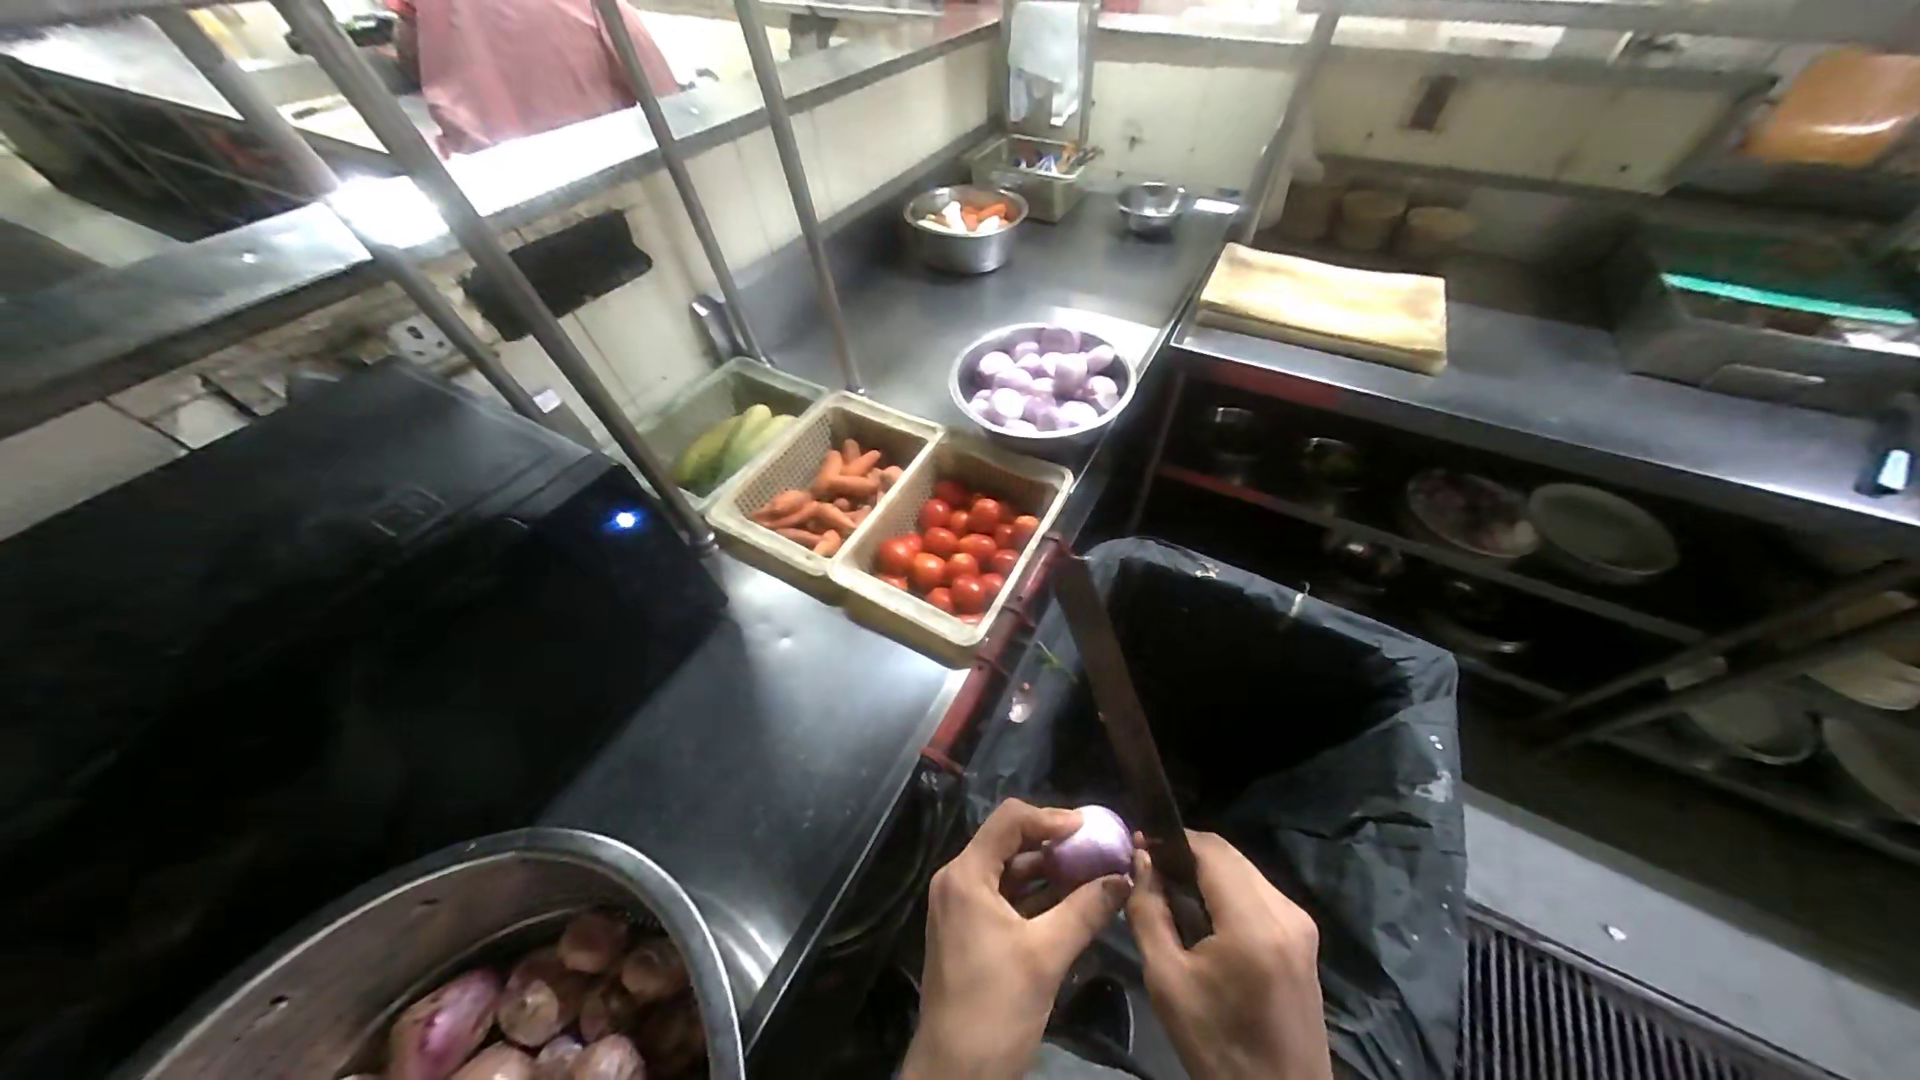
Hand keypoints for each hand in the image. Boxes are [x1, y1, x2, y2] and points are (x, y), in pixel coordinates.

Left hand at [902, 799, 1132, 1079]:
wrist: (955, 1075)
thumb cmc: (996, 1008)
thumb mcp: (1046, 956)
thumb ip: (1085, 910)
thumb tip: (1122, 879)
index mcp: (966, 875)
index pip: (1009, 820)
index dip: (1050, 818)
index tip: (1090, 828)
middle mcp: (959, 879)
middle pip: (1009, 841)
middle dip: (1055, 842)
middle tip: (1098, 847)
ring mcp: (962, 904)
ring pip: (1010, 870)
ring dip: (1049, 869)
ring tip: (1094, 869)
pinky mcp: (970, 927)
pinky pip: (1006, 895)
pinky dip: (1038, 893)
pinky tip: (1073, 899)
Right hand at [1129, 831, 1332, 1079]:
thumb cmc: (1218, 1045)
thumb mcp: (1166, 980)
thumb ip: (1148, 911)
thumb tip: (1141, 858)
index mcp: (1254, 924)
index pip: (1210, 849)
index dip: (1172, 839)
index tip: (1140, 845)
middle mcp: (1286, 912)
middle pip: (1229, 856)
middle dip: (1187, 853)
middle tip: (1151, 868)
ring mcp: (1301, 924)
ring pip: (1244, 870)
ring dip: (1207, 870)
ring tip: (1172, 890)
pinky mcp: (1305, 938)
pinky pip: (1258, 891)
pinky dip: (1227, 889)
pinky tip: (1204, 913)